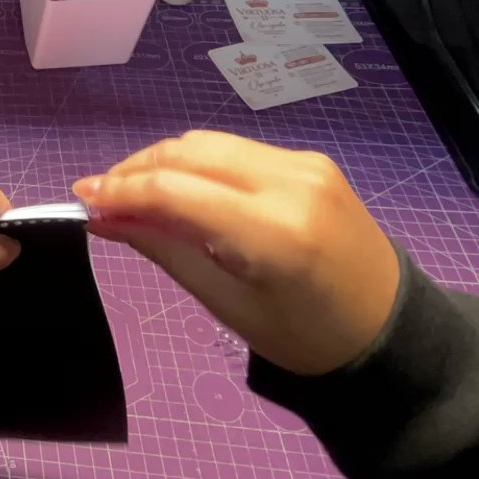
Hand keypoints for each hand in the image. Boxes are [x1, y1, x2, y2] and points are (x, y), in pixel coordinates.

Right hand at [73, 131, 400, 375]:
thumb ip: (159, 246)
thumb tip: (99, 216)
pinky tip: (180, 186)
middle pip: (185, 154)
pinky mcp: (308, 158)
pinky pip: (231, 149)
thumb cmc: (304, 334)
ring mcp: (304, 164)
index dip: (120, 189)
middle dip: (133, 169)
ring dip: (160, 161)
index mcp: (275, 232)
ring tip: (133, 189)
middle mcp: (291, 183)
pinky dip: (194, 162)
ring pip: (204, 143)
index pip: (174, 190)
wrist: (396, 335)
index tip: (82, 196)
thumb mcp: (224, 301)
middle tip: (100, 194)